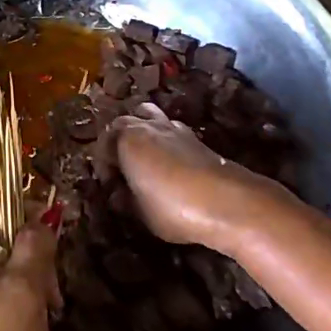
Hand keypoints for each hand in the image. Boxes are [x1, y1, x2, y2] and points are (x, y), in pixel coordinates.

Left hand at [0, 200, 58, 330]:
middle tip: (52, 276)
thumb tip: (46, 212)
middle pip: (2, 231)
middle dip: (33, 251)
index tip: (51, 223)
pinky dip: (25, 291)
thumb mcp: (27, 281)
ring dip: (34, 274)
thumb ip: (38, 239)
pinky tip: (41, 310)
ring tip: (50, 300)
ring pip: (7, 257)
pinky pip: (2, 280)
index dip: (22, 207)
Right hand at [109, 105, 290, 249]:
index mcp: (127, 137)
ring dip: (145, 134)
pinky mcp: (196, 138)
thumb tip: (119, 194)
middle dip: (120, 140)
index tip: (109, 186)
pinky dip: (166, 142)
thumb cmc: (172, 207)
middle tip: (124, 169)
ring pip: (151, 118)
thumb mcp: (139, 212)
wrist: (226, 200)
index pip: (104, 141)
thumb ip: (125, 198)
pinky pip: (172, 132)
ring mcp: (176, 128)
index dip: (104, 164)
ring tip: (147, 161)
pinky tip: (171, 167)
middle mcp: (150, 125)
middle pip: (126, 121)